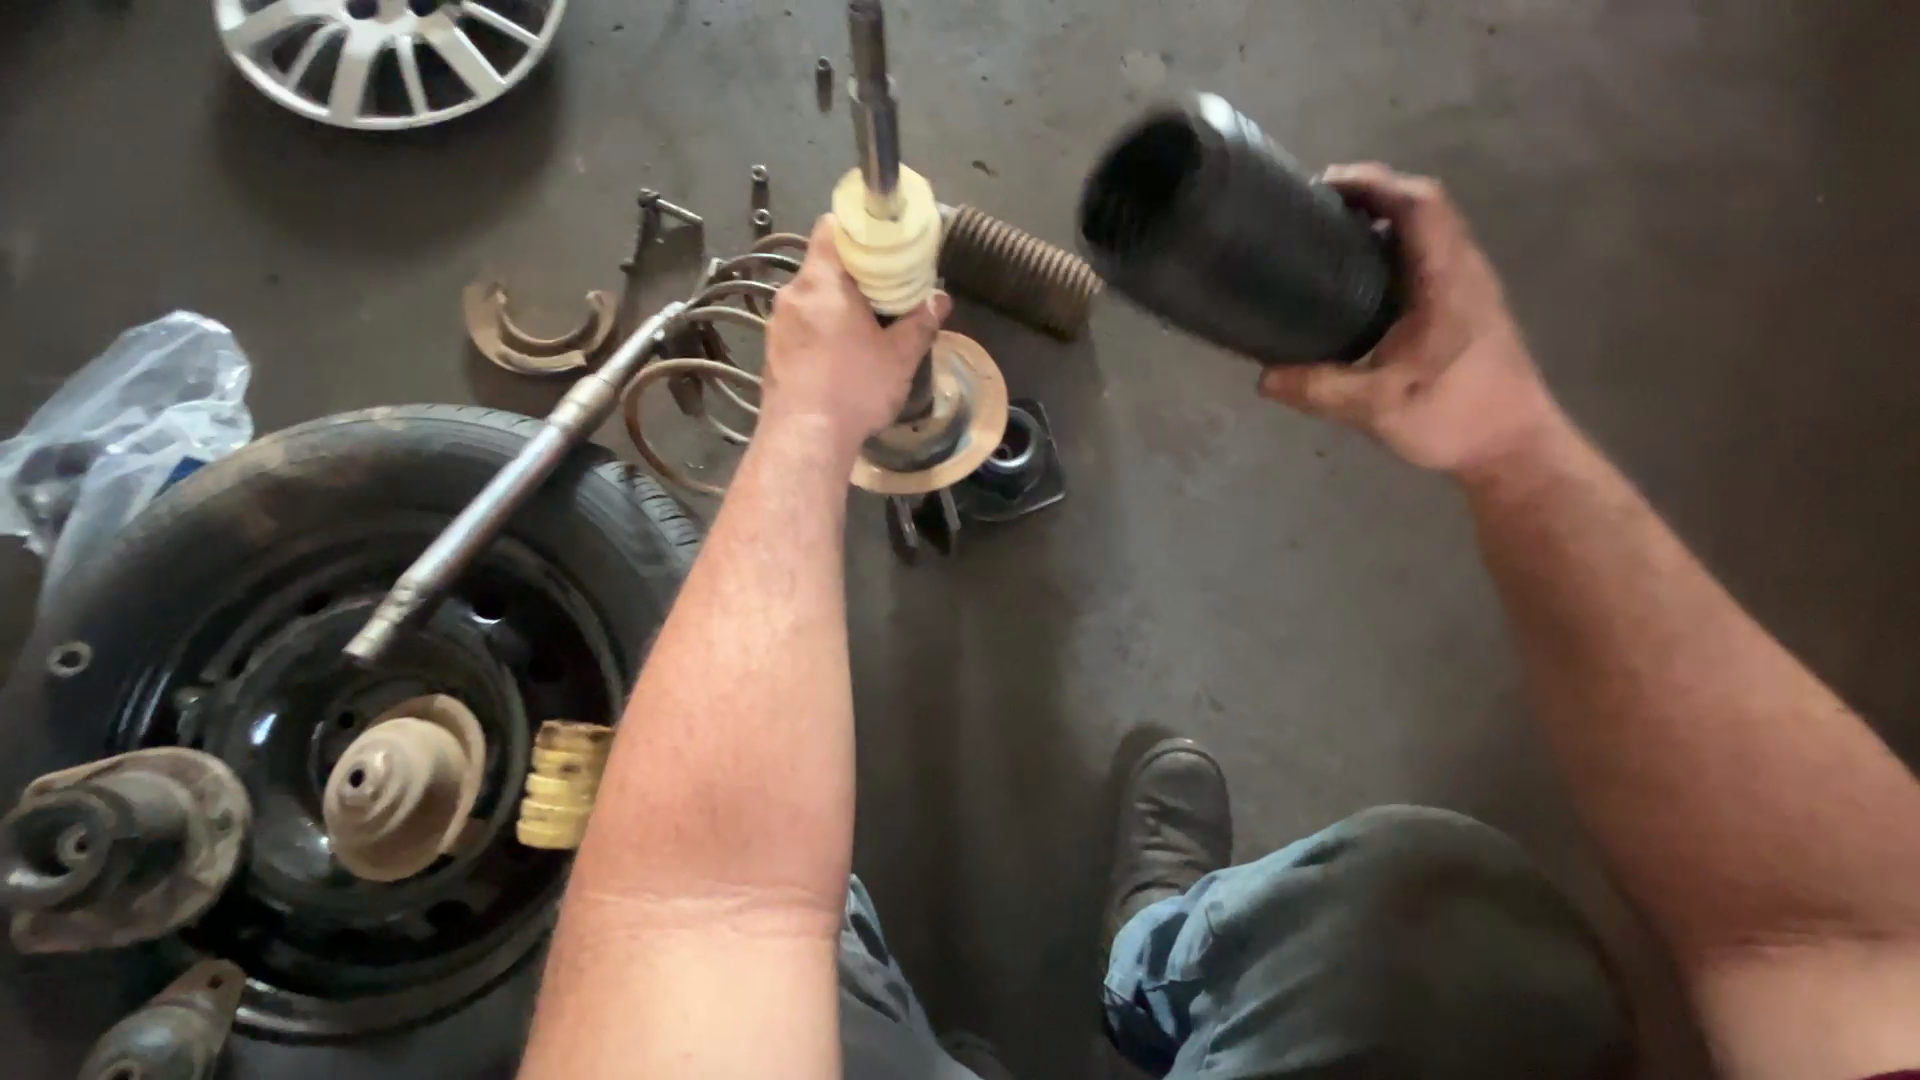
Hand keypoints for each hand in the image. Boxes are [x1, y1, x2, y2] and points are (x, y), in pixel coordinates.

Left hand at [760, 217, 951, 449]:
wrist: (805, 439)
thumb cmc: (854, 387)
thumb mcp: (900, 357)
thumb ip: (921, 323)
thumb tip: (940, 300)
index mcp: (822, 281)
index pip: (829, 229)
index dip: (856, 231)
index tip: (880, 246)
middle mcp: (791, 295)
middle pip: (822, 268)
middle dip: (851, 278)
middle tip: (883, 294)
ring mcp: (776, 326)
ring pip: (810, 301)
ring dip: (835, 309)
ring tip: (864, 330)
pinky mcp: (771, 355)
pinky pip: (800, 330)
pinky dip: (820, 334)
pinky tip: (840, 359)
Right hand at [1258, 164, 1565, 475]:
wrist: (1514, 448)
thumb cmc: (1454, 416)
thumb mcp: (1375, 407)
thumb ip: (1317, 389)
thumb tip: (1262, 378)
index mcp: (1447, 279)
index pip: (1418, 204)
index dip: (1374, 183)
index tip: (1324, 185)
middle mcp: (1464, 271)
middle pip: (1423, 207)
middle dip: (1371, 196)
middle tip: (1316, 211)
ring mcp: (1469, 289)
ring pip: (1428, 232)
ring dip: (1383, 221)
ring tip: (1330, 237)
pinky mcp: (1465, 309)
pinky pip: (1426, 258)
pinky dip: (1391, 250)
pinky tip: (1357, 282)